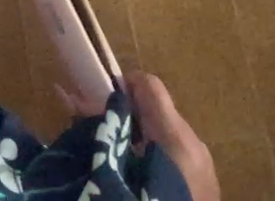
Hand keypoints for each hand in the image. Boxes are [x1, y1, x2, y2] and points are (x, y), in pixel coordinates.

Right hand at [58, 74, 218, 200]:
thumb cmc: (147, 196)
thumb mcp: (113, 163)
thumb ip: (95, 128)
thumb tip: (66, 94)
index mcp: (174, 136)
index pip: (148, 85)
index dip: (122, 86)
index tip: (101, 100)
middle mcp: (194, 143)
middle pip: (157, 108)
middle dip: (128, 114)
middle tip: (104, 131)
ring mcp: (205, 165)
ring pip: (167, 131)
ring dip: (142, 136)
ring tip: (122, 157)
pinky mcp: (208, 182)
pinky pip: (178, 153)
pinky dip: (157, 155)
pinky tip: (143, 176)